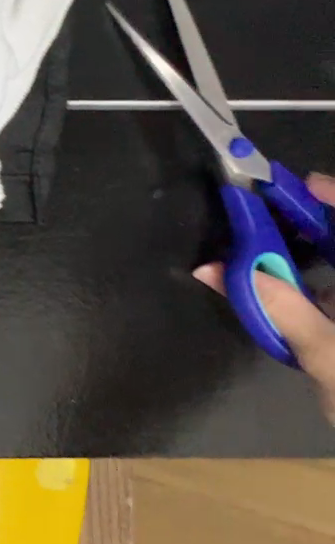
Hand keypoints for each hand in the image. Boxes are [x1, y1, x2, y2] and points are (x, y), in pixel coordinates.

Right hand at [194, 171, 334, 423]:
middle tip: (266, 214)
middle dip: (316, 226)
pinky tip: (287, 291)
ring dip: (312, 256)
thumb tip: (219, 268)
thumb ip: (282, 310)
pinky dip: (316, 288)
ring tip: (265, 252)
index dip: (331, 199)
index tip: (292, 183)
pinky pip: (333, 295)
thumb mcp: (330, 359)